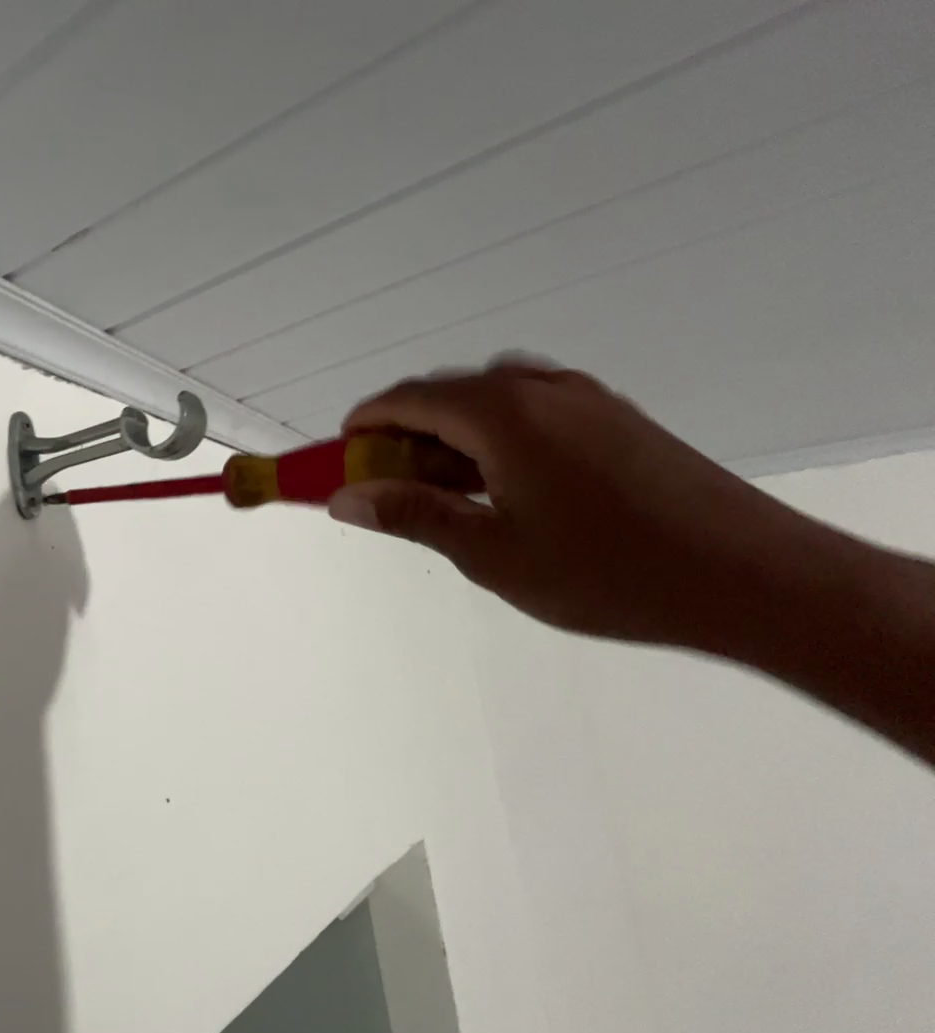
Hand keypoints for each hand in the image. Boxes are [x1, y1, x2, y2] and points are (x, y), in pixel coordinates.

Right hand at [325, 356, 845, 650]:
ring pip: (492, 402)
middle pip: (447, 395)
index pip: (407, 399)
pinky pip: (534, 413)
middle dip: (403, 436)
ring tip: (447, 494)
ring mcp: (588, 401)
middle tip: (389, 490)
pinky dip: (496, 439)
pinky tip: (507, 491)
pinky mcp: (620, 422)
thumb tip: (343, 498)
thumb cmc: (604, 570)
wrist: (755, 579)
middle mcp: (543, 390)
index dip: (363, 426)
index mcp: (503, 413)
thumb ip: (410, 515)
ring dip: (451, 438)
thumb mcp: (489, 552)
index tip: (339, 461)